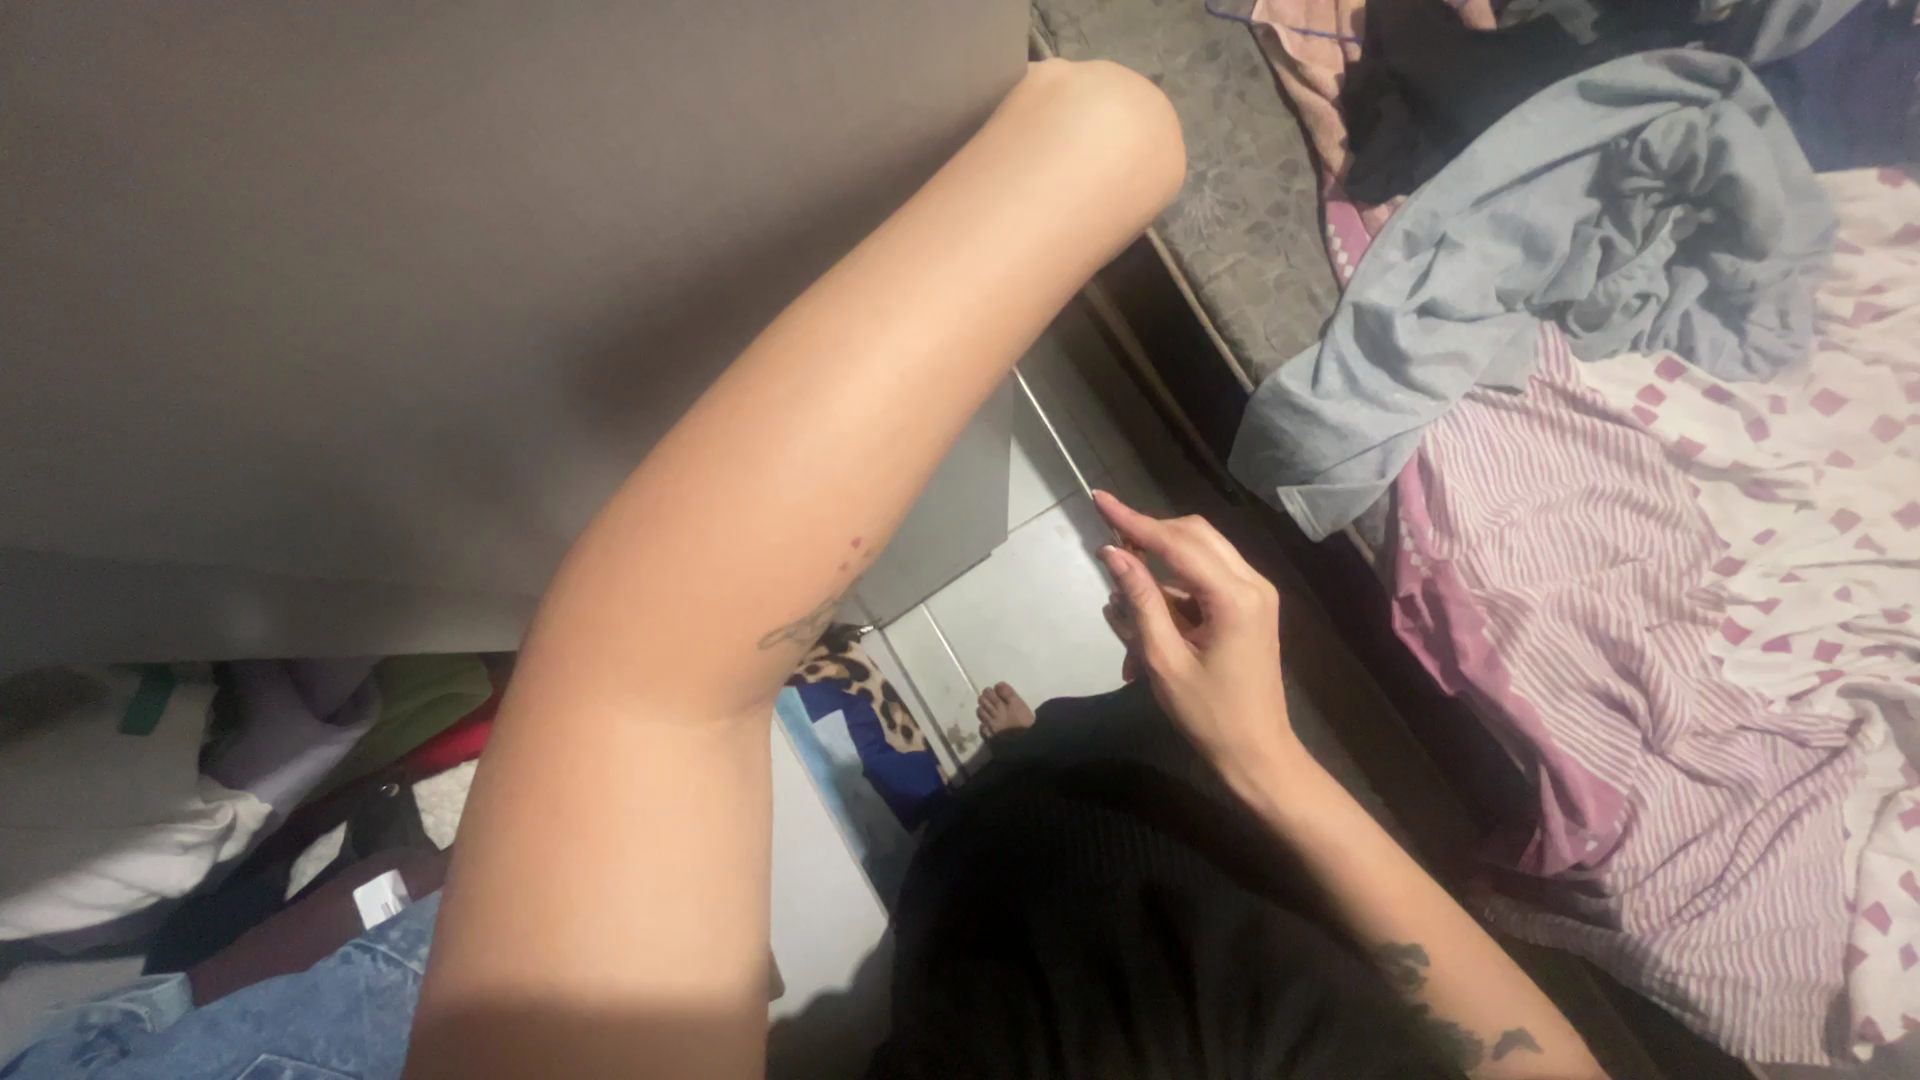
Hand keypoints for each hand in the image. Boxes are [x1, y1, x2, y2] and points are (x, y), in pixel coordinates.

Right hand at [1092, 491, 1306, 789]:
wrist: (1257, 752)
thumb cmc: (1208, 714)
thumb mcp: (1164, 660)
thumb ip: (1140, 601)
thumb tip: (1112, 553)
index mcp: (1235, 597)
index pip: (1176, 543)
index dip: (1133, 521)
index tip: (1099, 500)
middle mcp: (1252, 584)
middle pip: (1193, 535)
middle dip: (1148, 533)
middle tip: (1109, 544)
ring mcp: (1256, 593)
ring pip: (1201, 551)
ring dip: (1159, 562)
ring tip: (1124, 593)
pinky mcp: (1250, 605)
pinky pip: (1206, 576)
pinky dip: (1174, 588)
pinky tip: (1147, 617)